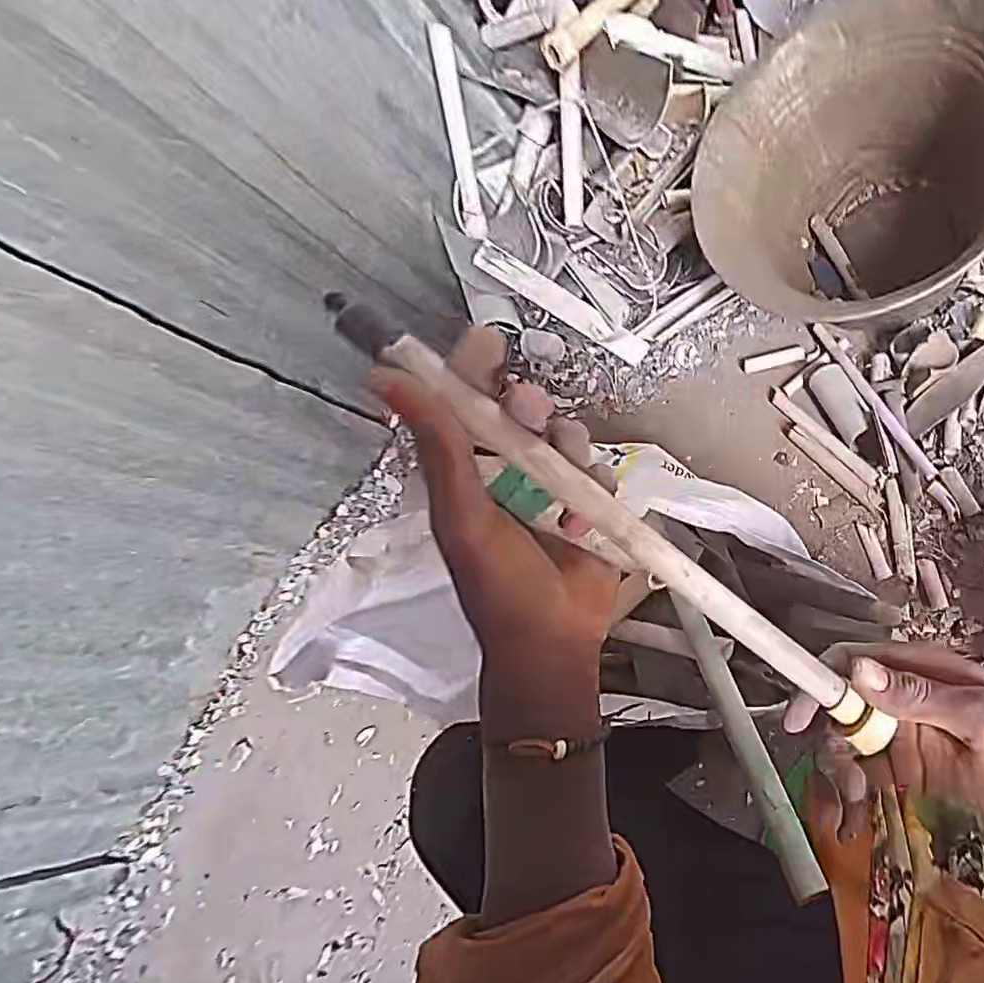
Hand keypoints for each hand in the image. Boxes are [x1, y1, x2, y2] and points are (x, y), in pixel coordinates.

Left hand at [368, 328, 620, 738]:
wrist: (552, 637)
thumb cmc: (498, 585)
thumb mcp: (462, 516)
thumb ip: (438, 447)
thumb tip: (384, 378)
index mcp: (469, 469)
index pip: (470, 404)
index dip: (475, 370)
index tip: (488, 343)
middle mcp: (511, 471)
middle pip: (526, 412)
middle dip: (531, 408)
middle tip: (532, 414)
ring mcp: (554, 487)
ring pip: (568, 438)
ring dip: (569, 452)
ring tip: (564, 493)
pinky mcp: (590, 505)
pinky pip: (599, 474)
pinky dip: (595, 491)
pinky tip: (582, 522)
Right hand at [785, 643, 983, 837]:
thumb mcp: (979, 715)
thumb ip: (918, 696)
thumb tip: (859, 670)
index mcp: (922, 668)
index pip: (856, 661)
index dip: (822, 680)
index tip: (799, 715)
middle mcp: (905, 696)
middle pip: (843, 702)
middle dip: (828, 734)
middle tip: (835, 772)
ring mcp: (905, 732)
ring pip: (849, 738)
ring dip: (838, 767)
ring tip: (852, 800)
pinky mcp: (907, 766)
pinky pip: (866, 770)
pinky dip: (852, 788)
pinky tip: (854, 812)